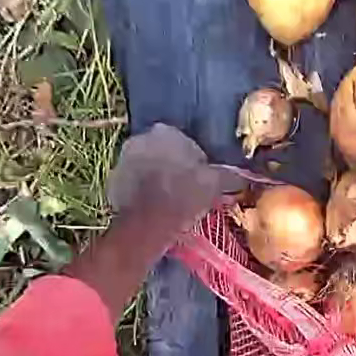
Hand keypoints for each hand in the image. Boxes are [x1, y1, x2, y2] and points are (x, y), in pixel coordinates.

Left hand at [107, 123, 242, 229]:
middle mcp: (140, 139)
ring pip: (144, 166)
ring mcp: (122, 160)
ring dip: (154, 177)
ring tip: (168, 200)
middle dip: (170, 164)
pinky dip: (139, 192)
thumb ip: (227, 176)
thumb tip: (244, 176)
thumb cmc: (184, 196)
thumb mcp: (214, 184)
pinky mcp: (112, 181)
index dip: (192, 158)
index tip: (198, 176)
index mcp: (166, 132)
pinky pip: (131, 183)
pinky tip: (152, 207)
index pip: (182, 140)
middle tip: (184, 187)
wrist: (149, 224)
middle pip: (160, 150)